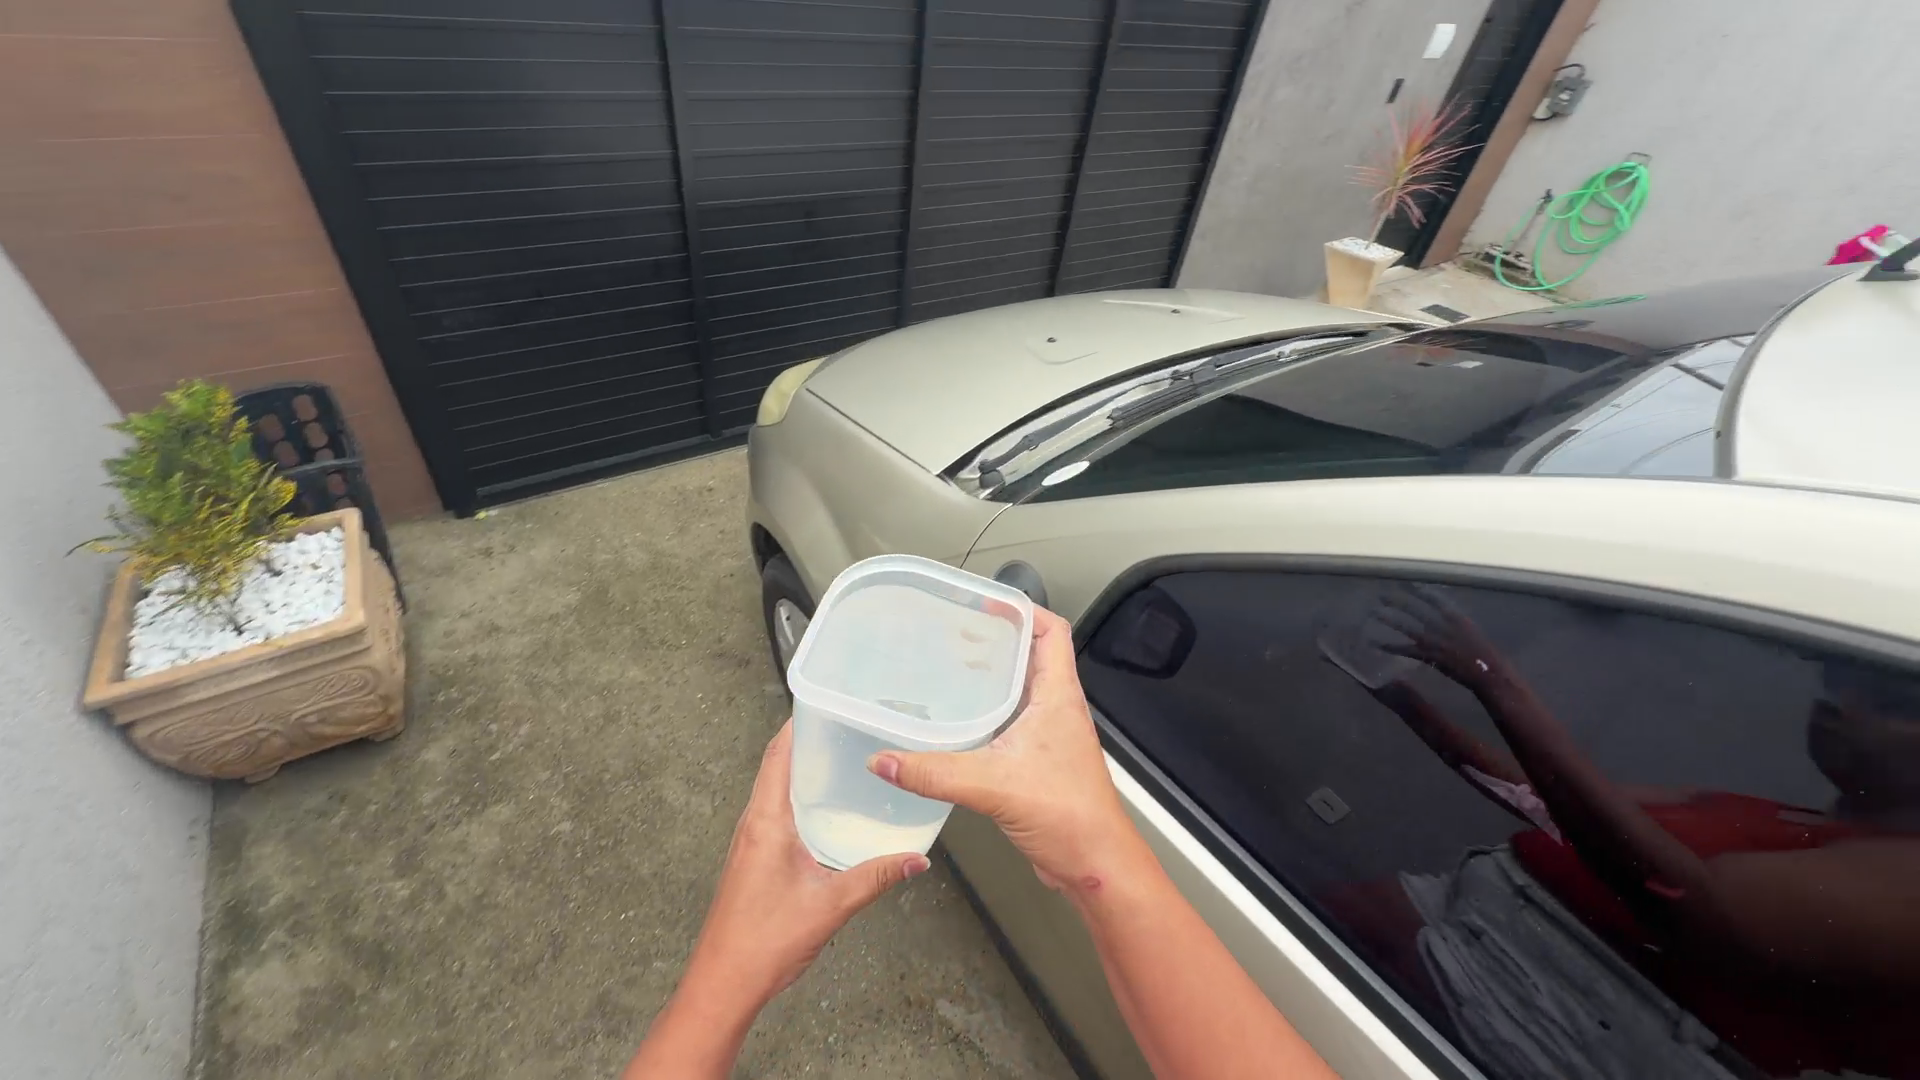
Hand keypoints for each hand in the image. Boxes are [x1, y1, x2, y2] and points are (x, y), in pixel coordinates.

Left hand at [688, 721, 927, 1004]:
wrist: (722, 986)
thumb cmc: (766, 942)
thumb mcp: (830, 905)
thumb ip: (875, 876)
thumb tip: (917, 859)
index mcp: (766, 820)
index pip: (778, 754)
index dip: (798, 724)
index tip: (827, 702)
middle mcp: (752, 822)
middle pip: (776, 765)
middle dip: (808, 742)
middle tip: (848, 727)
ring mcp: (749, 840)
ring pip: (775, 788)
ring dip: (802, 769)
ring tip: (842, 759)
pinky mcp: (751, 858)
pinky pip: (775, 811)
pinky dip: (798, 797)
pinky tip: (826, 810)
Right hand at [867, 607, 1139, 894]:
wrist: (1095, 864)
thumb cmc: (1069, 815)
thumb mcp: (993, 785)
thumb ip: (934, 772)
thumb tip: (883, 759)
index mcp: (1058, 696)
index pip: (1052, 632)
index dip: (1023, 610)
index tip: (986, 602)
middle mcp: (1057, 708)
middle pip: (1032, 655)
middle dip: (997, 639)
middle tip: (955, 633)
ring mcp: (1050, 734)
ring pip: (1021, 689)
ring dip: (992, 676)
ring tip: (951, 669)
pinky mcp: (1039, 759)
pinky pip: (1012, 721)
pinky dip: (988, 713)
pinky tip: (958, 723)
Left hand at [1370, 584, 1504, 688]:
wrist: (1489, 673)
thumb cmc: (1484, 654)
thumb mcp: (1471, 632)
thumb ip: (1455, 623)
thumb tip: (1442, 614)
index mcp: (1457, 618)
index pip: (1435, 599)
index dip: (1419, 591)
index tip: (1406, 583)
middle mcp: (1443, 626)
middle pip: (1416, 610)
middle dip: (1398, 601)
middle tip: (1381, 595)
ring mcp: (1435, 641)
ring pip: (1406, 627)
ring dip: (1389, 619)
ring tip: (1374, 613)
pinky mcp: (1428, 655)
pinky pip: (1404, 649)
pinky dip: (1389, 646)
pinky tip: (1375, 643)